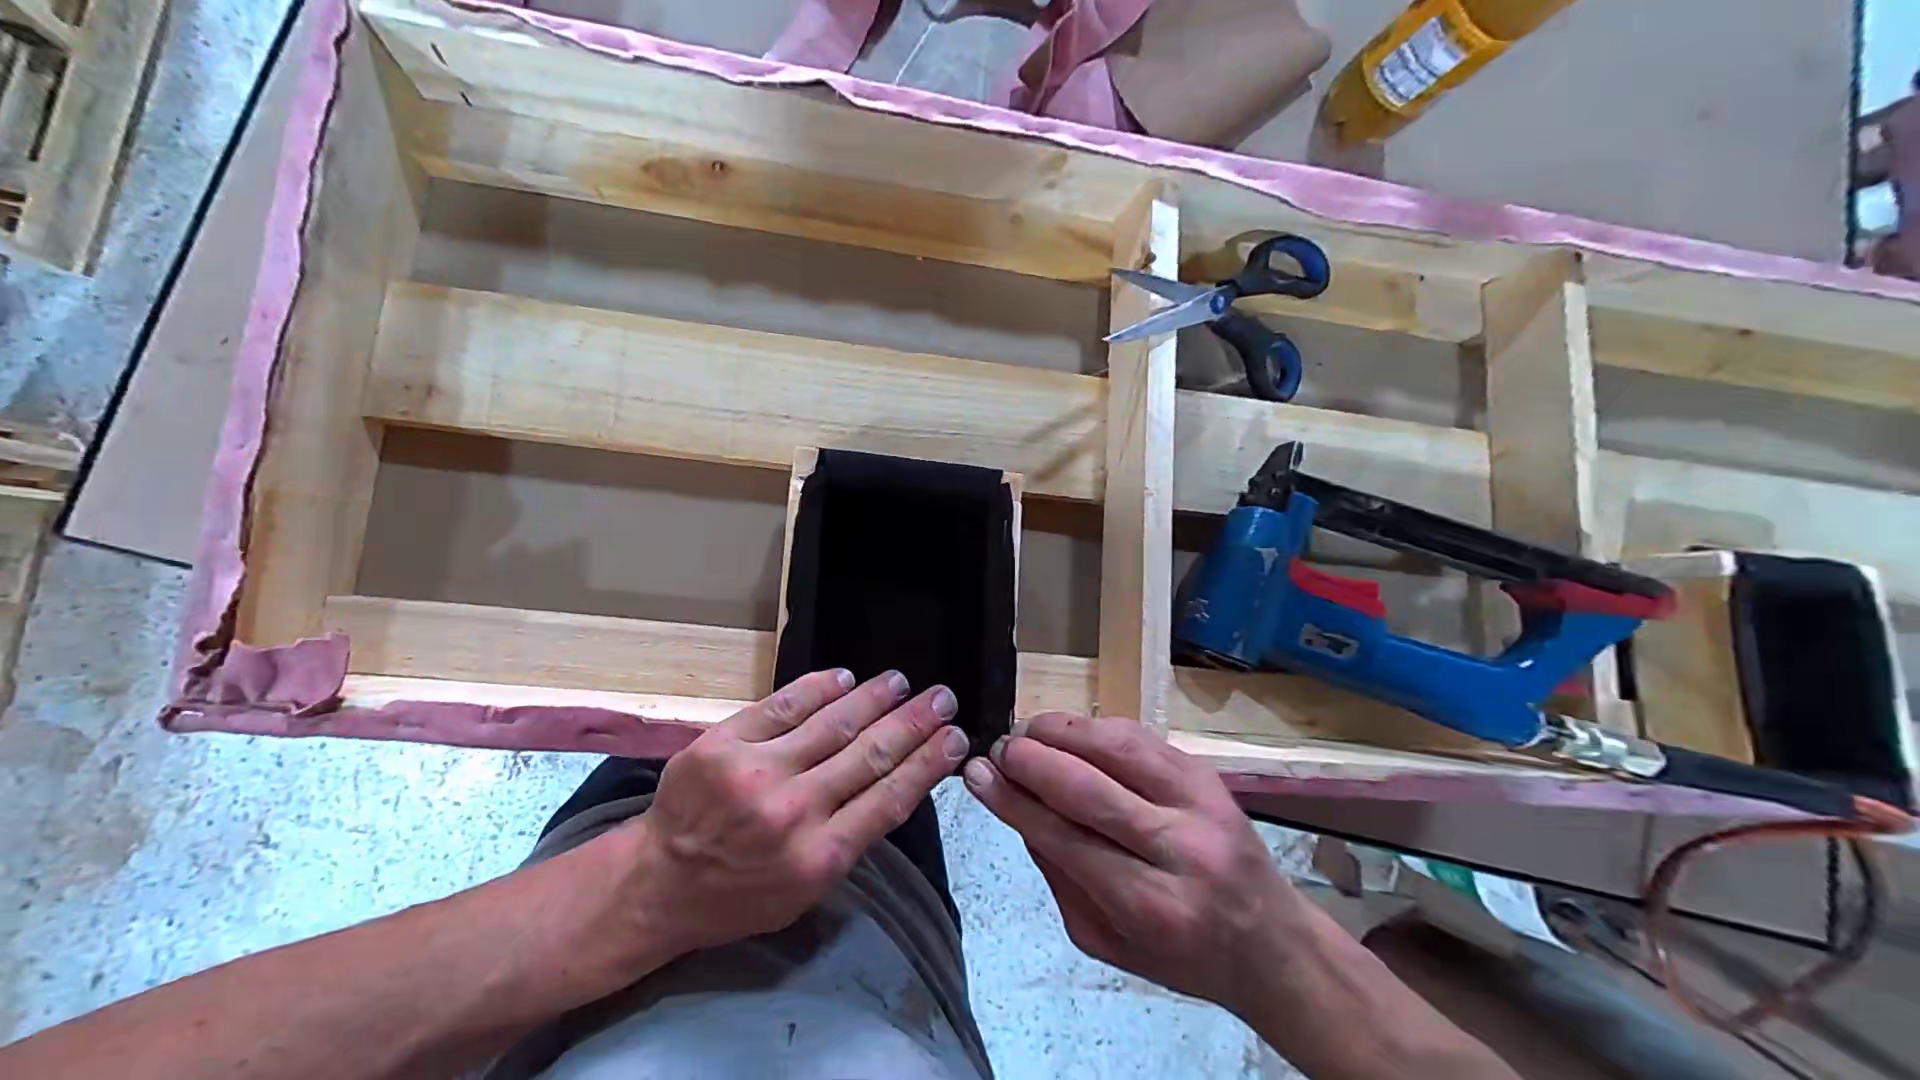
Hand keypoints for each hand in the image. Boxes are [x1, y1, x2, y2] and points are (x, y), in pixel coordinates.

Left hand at [618, 669, 968, 960]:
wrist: (658, 883)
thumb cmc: (740, 894)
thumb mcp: (808, 888)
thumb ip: (853, 835)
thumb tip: (899, 778)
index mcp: (820, 857)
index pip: (892, 797)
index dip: (930, 761)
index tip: (955, 736)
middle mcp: (794, 811)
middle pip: (871, 753)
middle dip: (915, 721)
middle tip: (942, 697)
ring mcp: (756, 772)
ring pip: (833, 723)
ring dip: (874, 697)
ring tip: (899, 682)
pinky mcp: (723, 742)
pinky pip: (782, 705)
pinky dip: (818, 688)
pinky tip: (844, 677)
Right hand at [962, 713, 1302, 1016]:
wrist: (1270, 942)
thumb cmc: (1181, 955)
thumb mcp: (1104, 941)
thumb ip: (1059, 876)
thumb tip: (1021, 809)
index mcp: (1151, 905)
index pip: (1064, 838)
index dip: (1013, 801)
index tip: (977, 774)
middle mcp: (1180, 849)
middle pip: (1088, 788)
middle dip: (1031, 761)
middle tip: (999, 749)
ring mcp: (1201, 803)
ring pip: (1117, 748)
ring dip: (1061, 732)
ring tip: (1028, 731)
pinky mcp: (1207, 773)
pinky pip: (1141, 736)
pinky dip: (1096, 728)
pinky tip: (1070, 732)